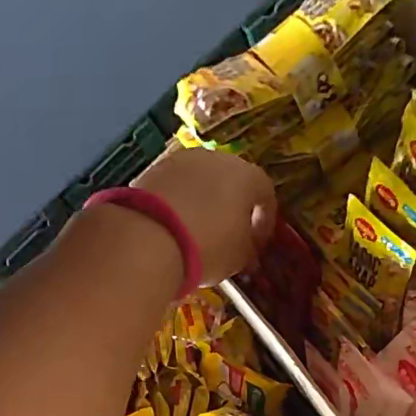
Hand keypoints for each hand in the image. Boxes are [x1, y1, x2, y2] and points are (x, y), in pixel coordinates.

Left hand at [131, 147, 275, 284]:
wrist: (148, 238)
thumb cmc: (210, 246)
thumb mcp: (240, 256)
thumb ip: (249, 246)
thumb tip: (245, 244)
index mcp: (248, 176)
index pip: (266, 195)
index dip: (265, 221)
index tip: (258, 244)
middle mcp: (217, 158)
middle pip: (232, 182)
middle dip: (234, 207)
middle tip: (230, 235)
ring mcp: (181, 160)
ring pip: (202, 182)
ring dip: (206, 203)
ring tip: (200, 232)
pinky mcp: (151, 168)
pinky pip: (177, 187)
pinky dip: (181, 203)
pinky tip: (177, 228)